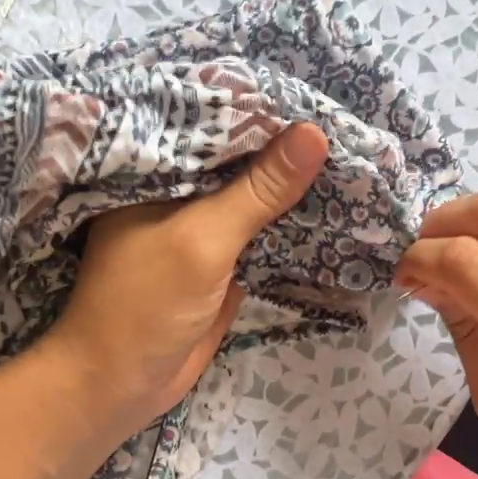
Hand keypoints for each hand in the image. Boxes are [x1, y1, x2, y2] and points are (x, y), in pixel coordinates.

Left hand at [45, 123, 330, 433]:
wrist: (122, 386)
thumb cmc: (145, 304)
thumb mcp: (204, 238)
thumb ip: (257, 189)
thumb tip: (315, 132)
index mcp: (158, 170)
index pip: (216, 122)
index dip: (264, 108)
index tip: (319, 92)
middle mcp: (181, 189)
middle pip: (242, 157)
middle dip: (288, 145)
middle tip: (350, 118)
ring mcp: (205, 224)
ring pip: (257, 193)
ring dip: (296, 182)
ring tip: (356, 149)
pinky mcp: (224, 257)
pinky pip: (265, 229)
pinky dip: (294, 219)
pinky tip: (338, 200)